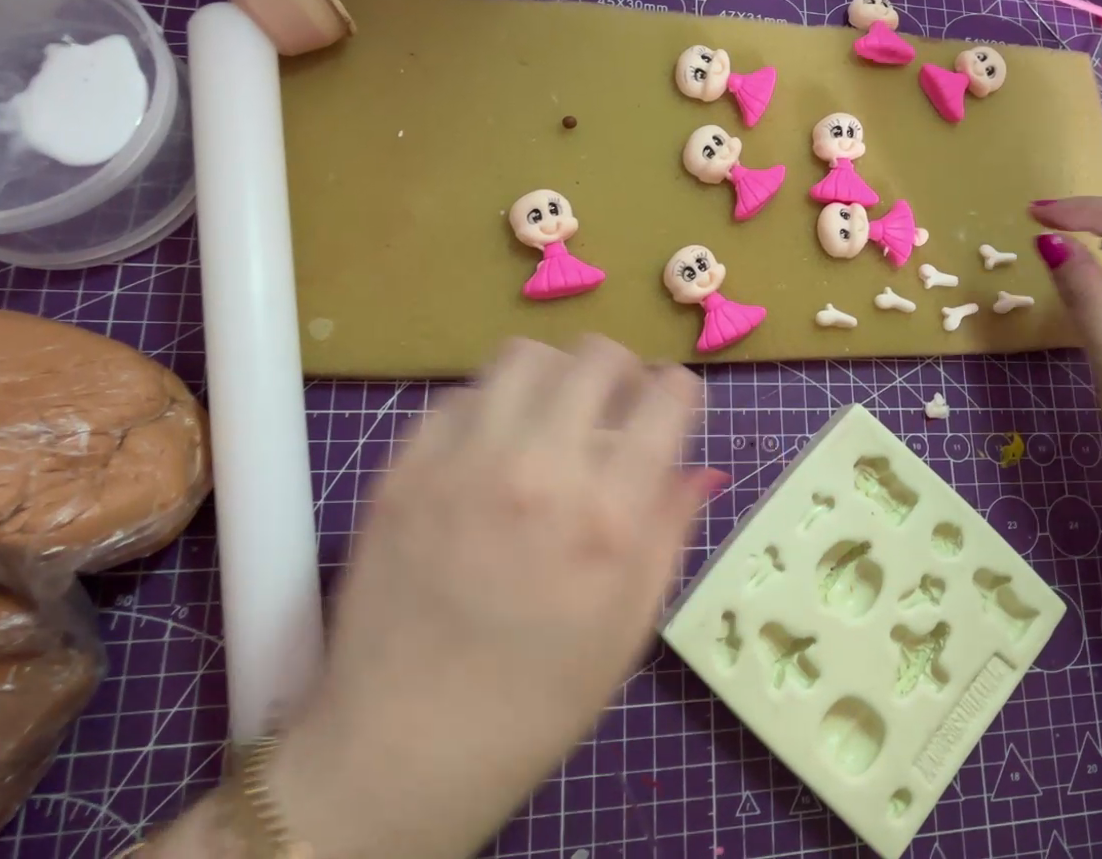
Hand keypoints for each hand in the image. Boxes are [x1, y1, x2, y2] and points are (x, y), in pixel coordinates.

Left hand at [271, 336, 716, 858]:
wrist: (406, 745)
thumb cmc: (538, 697)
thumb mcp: (629, 623)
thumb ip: (669, 531)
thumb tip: (699, 469)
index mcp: (606, 516)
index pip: (666, 399)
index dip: (678, 393)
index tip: (671, 407)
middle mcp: (538, 470)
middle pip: (597, 357)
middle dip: (623, 371)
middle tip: (617, 405)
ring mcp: (461, 463)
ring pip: (524, 356)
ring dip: (556, 375)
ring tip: (554, 416)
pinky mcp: (402, 470)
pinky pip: (459, 396)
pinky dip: (491, 407)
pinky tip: (492, 448)